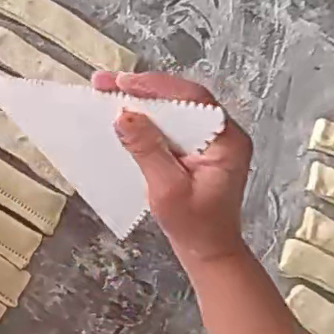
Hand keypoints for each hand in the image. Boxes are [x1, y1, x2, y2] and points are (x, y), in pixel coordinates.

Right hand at [94, 71, 253, 267]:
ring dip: (140, 102)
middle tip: (106, 83)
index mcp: (227, 141)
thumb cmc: (195, 226)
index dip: (156, 86)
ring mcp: (208, 141)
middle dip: (142, 89)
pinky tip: (124, 117)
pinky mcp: (193, 150)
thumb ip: (147, 151)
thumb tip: (124, 118)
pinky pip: (169, 126)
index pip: (192, 99)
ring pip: (173, 110)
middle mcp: (221, 134)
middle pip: (181, 99)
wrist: (207, 250)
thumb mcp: (167, 189)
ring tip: (107, 94)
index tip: (124, 83)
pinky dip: (145, 119)